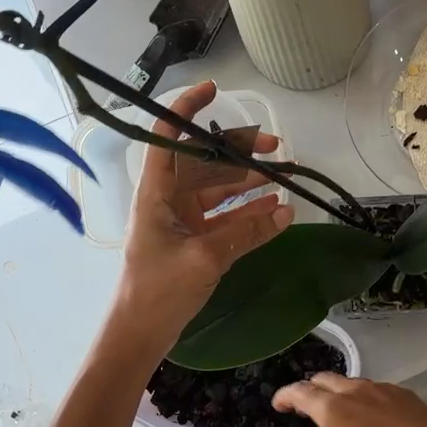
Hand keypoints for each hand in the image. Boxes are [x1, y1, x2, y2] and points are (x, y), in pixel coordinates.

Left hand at [116, 82, 293, 335]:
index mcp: (157, 192)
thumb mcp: (204, 258)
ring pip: (220, 189)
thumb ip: (246, 232)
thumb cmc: (158, 290)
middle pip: (205, 162)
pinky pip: (227, 218)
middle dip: (239, 152)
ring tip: (284, 177)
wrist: (140, 334)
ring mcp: (183, 220)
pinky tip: (275, 209)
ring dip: (250, 182)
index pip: (167, 137)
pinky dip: (249, 212)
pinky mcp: (196, 242)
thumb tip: (285, 211)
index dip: (186, 109)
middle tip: (276, 148)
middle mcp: (169, 199)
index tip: (214, 91)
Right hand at [274, 373, 426, 426]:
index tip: (278, 404)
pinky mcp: (405, 394)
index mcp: (337, 411)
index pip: (302, 393)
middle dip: (309, 390)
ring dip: (335, 393)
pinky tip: (368, 419)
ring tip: (335, 414)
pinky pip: (373, 389)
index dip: (285, 396)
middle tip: (302, 407)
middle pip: (324, 380)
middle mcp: (357, 392)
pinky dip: (360, 397)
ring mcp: (384, 390)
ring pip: (350, 382)